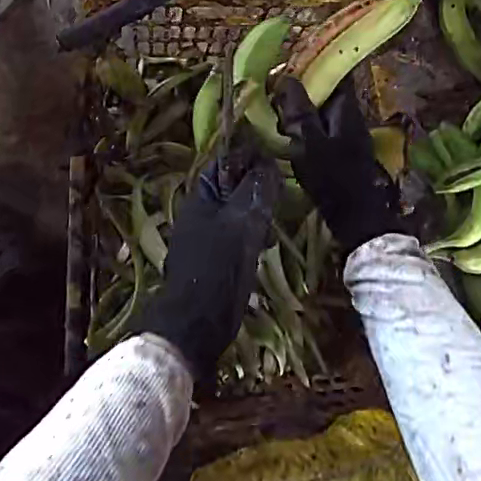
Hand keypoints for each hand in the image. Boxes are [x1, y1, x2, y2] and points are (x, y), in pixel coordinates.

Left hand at [136, 153, 278, 382]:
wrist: (197, 323)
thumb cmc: (218, 266)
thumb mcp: (243, 222)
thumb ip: (256, 190)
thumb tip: (269, 163)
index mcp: (201, 196)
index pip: (225, 161)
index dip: (250, 157)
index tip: (278, 158)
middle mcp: (201, 211)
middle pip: (233, 185)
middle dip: (258, 184)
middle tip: (283, 187)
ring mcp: (207, 235)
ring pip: (238, 210)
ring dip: (258, 209)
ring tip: (279, 214)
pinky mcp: (217, 257)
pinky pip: (239, 233)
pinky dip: (254, 231)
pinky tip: (268, 240)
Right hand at [279, 75, 402, 252]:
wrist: (355, 218)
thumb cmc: (332, 178)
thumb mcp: (309, 142)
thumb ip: (299, 110)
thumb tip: (285, 78)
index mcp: (346, 109)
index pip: (336, 73)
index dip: (313, 66)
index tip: (287, 68)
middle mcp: (350, 117)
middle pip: (326, 92)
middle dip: (301, 93)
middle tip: (276, 100)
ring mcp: (348, 134)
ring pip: (322, 112)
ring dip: (301, 113)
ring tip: (280, 122)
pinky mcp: (342, 150)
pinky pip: (322, 129)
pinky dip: (306, 130)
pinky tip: (291, 141)